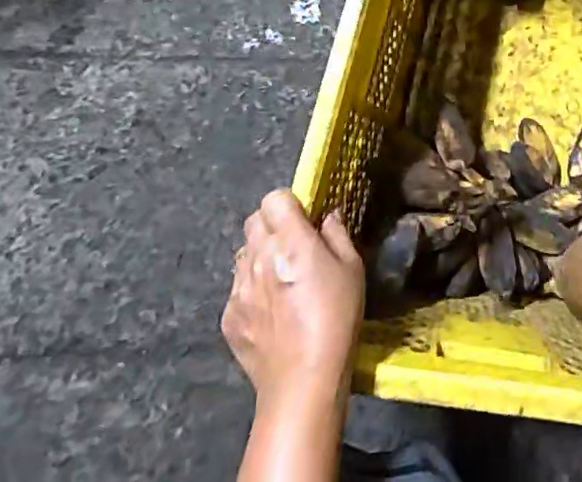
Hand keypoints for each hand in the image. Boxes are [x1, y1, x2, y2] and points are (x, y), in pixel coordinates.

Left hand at [222, 189, 363, 408]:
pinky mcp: (228, 315)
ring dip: (260, 257)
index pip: (274, 197)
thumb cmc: (335, 321)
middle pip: (254, 220)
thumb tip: (326, 217)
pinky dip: (252, 292)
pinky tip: (271, 314)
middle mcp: (257, 254)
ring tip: (282, 284)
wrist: (302, 384)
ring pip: (244, 253)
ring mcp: (238, 285)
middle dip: (272, 226)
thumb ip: (337, 235)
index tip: (303, 222)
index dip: (289, 205)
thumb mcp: (352, 271)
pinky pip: (238, 289)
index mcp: (288, 239)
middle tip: (292, 249)